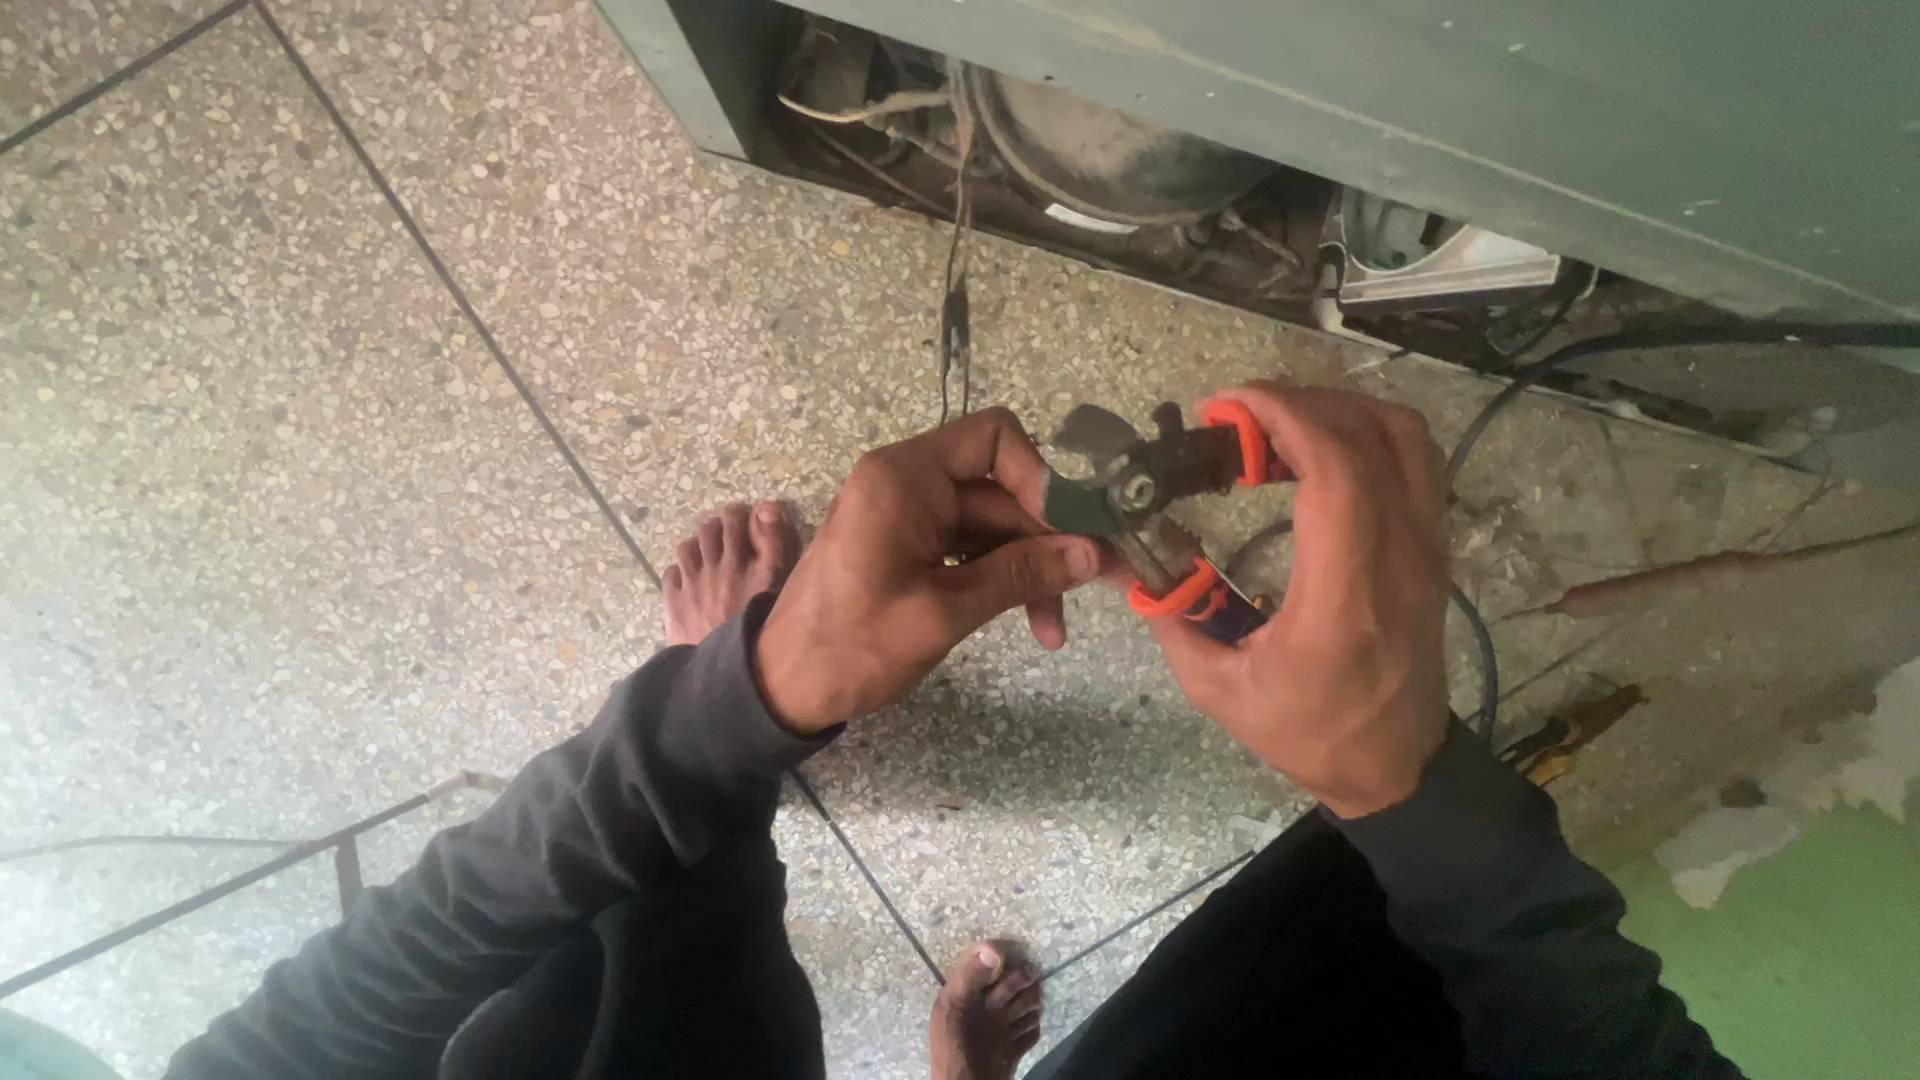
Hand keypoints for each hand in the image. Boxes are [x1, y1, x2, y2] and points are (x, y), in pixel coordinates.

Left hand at [755, 407, 1109, 732]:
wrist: (783, 686)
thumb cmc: (853, 646)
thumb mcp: (944, 611)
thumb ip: (1021, 575)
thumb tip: (1093, 553)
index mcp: (904, 477)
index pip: (993, 437)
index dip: (1040, 477)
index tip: (1068, 532)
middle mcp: (908, 481)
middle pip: (1001, 491)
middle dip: (1044, 543)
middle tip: (1088, 591)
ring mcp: (909, 513)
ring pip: (991, 524)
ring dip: (1026, 570)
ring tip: (1051, 630)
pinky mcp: (910, 543)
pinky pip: (969, 546)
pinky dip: (998, 577)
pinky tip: (1026, 618)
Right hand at [1148, 383, 1450, 817]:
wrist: (1398, 764)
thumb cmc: (1307, 731)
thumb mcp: (1217, 687)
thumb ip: (1171, 616)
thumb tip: (1130, 560)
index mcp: (1345, 594)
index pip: (1336, 471)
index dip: (1284, 417)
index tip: (1227, 405)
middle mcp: (1401, 556)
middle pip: (1372, 435)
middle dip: (1299, 402)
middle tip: (1237, 413)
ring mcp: (1428, 546)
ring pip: (1404, 436)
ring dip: (1338, 409)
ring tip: (1275, 422)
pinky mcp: (1432, 545)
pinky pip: (1413, 459)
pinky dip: (1363, 431)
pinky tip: (1313, 449)